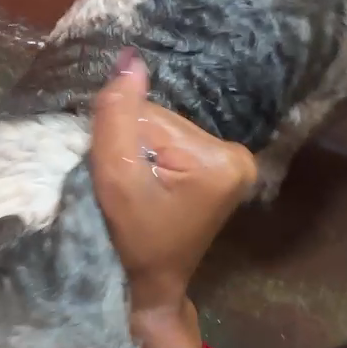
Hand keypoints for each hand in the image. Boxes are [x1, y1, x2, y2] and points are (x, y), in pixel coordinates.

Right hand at [91, 50, 255, 347]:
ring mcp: (230, 163)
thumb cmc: (130, 242)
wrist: (147, 288)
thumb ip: (117, 117)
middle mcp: (235, 154)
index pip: (149, 117)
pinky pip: (168, 145)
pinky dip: (146, 161)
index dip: (118, 140)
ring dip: (135, 153)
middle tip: (118, 184)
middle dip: (129, 145)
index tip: (110, 178)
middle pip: (157, 122)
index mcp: (219, 157)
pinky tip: (143, 185)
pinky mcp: (217, 171)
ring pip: (158, 133)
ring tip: (130, 188)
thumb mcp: (117, 179)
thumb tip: (128, 59)